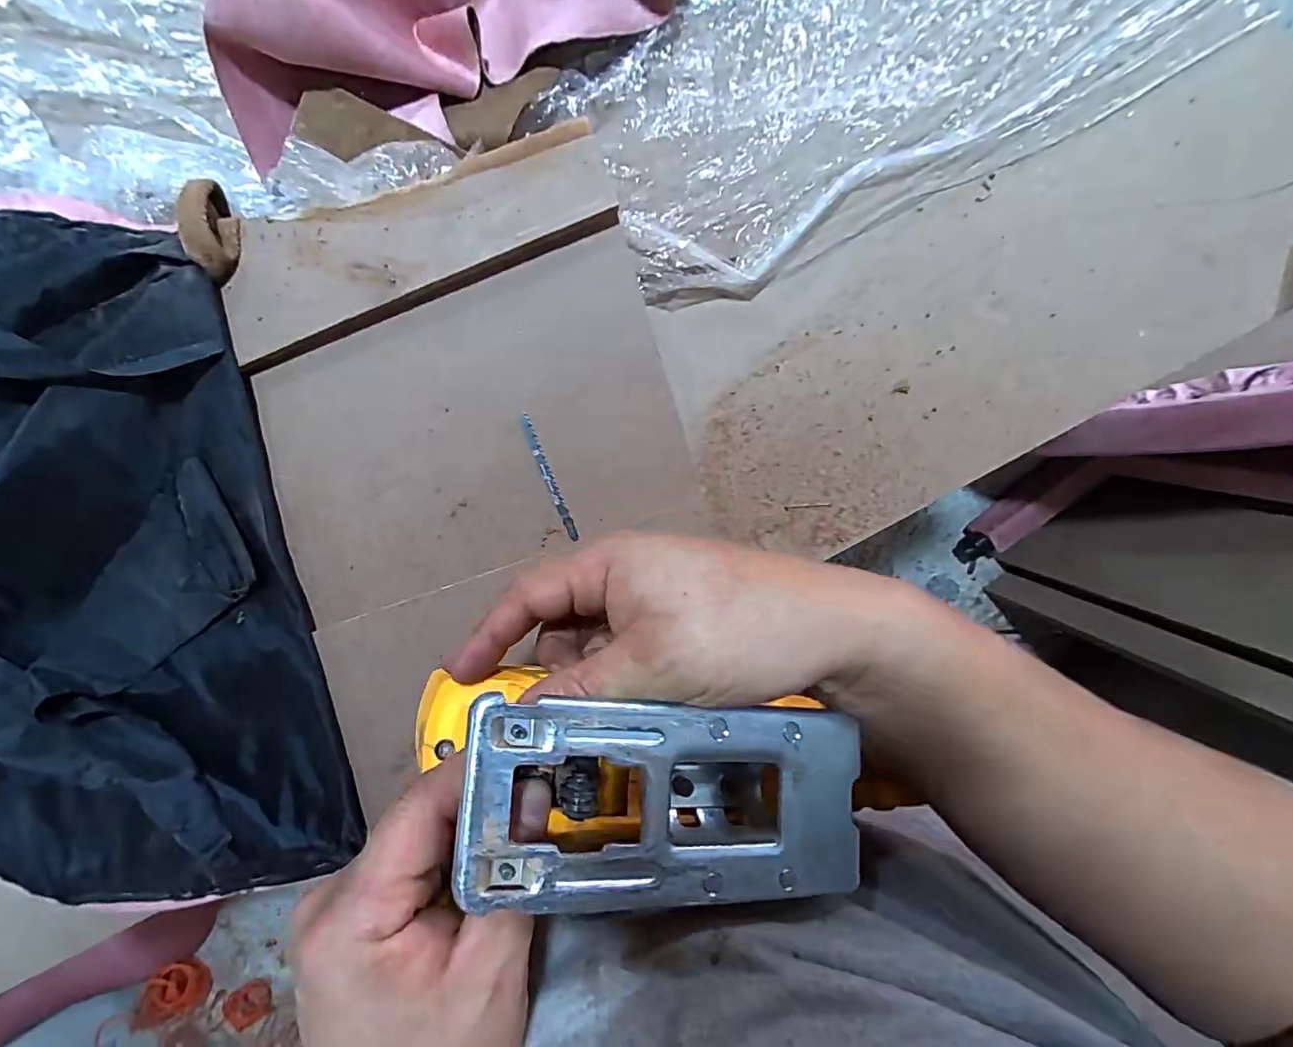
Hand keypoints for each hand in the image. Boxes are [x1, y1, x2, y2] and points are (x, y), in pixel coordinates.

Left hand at [289, 760, 533, 1046]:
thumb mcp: (488, 973)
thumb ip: (509, 876)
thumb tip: (530, 792)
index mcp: (349, 911)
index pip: (416, 809)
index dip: (473, 770)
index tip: (524, 745)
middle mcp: (331, 895)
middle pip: (417, 820)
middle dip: (480, 800)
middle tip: (536, 781)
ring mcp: (338, 906)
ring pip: (418, 837)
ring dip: (470, 828)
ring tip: (521, 813)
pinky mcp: (355, 916)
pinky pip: (413, 863)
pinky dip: (454, 856)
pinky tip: (488, 856)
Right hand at [444, 532, 932, 706]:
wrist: (833, 630)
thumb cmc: (734, 632)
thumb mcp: (650, 666)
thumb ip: (580, 690)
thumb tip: (520, 714)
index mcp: (610, 563)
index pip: (529, 593)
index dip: (488, 634)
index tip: (459, 676)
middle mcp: (627, 574)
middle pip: (562, 626)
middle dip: (549, 674)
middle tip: (545, 727)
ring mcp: (658, 600)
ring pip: (598, 648)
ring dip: (590, 687)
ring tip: (601, 729)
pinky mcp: (683, 626)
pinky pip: (632, 656)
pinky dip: (622, 686)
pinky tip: (634, 717)